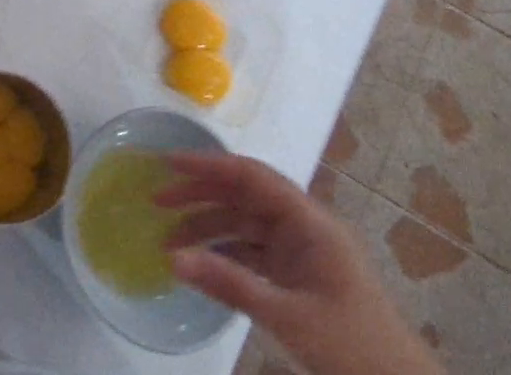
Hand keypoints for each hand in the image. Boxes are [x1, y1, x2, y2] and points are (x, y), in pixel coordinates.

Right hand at [155, 153, 441, 374]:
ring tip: (169, 239)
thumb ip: (229, 283)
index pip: (252, 177)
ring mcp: (303, 252)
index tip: (167, 163)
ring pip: (246, 223)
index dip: (209, 165)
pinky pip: (253, 250)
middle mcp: (305, 228)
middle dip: (201, 194)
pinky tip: (199, 262)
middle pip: (245, 195)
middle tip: (157, 201)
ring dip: (208, 226)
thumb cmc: (353, 346)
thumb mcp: (288, 316)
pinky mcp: (300, 276)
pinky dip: (224, 251)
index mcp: (311, 224)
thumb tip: (172, 258)